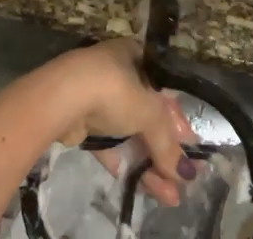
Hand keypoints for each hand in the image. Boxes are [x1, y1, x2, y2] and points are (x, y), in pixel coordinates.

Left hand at [42, 39, 196, 204]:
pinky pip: (110, 143)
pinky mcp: (83, 121)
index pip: (164, 89)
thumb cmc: (113, 90)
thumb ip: (167, 144)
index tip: (191, 147)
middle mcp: (117, 73)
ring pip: (129, 132)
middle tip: (182, 178)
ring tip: (169, 195)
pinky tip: (139, 184)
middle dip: (165, 149)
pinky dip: (124, 161)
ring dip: (148, 163)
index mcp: (135, 57)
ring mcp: (98, 97)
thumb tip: (186, 175)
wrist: (61, 98)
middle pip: (147, 115)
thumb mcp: (149, 113)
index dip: (178, 119)